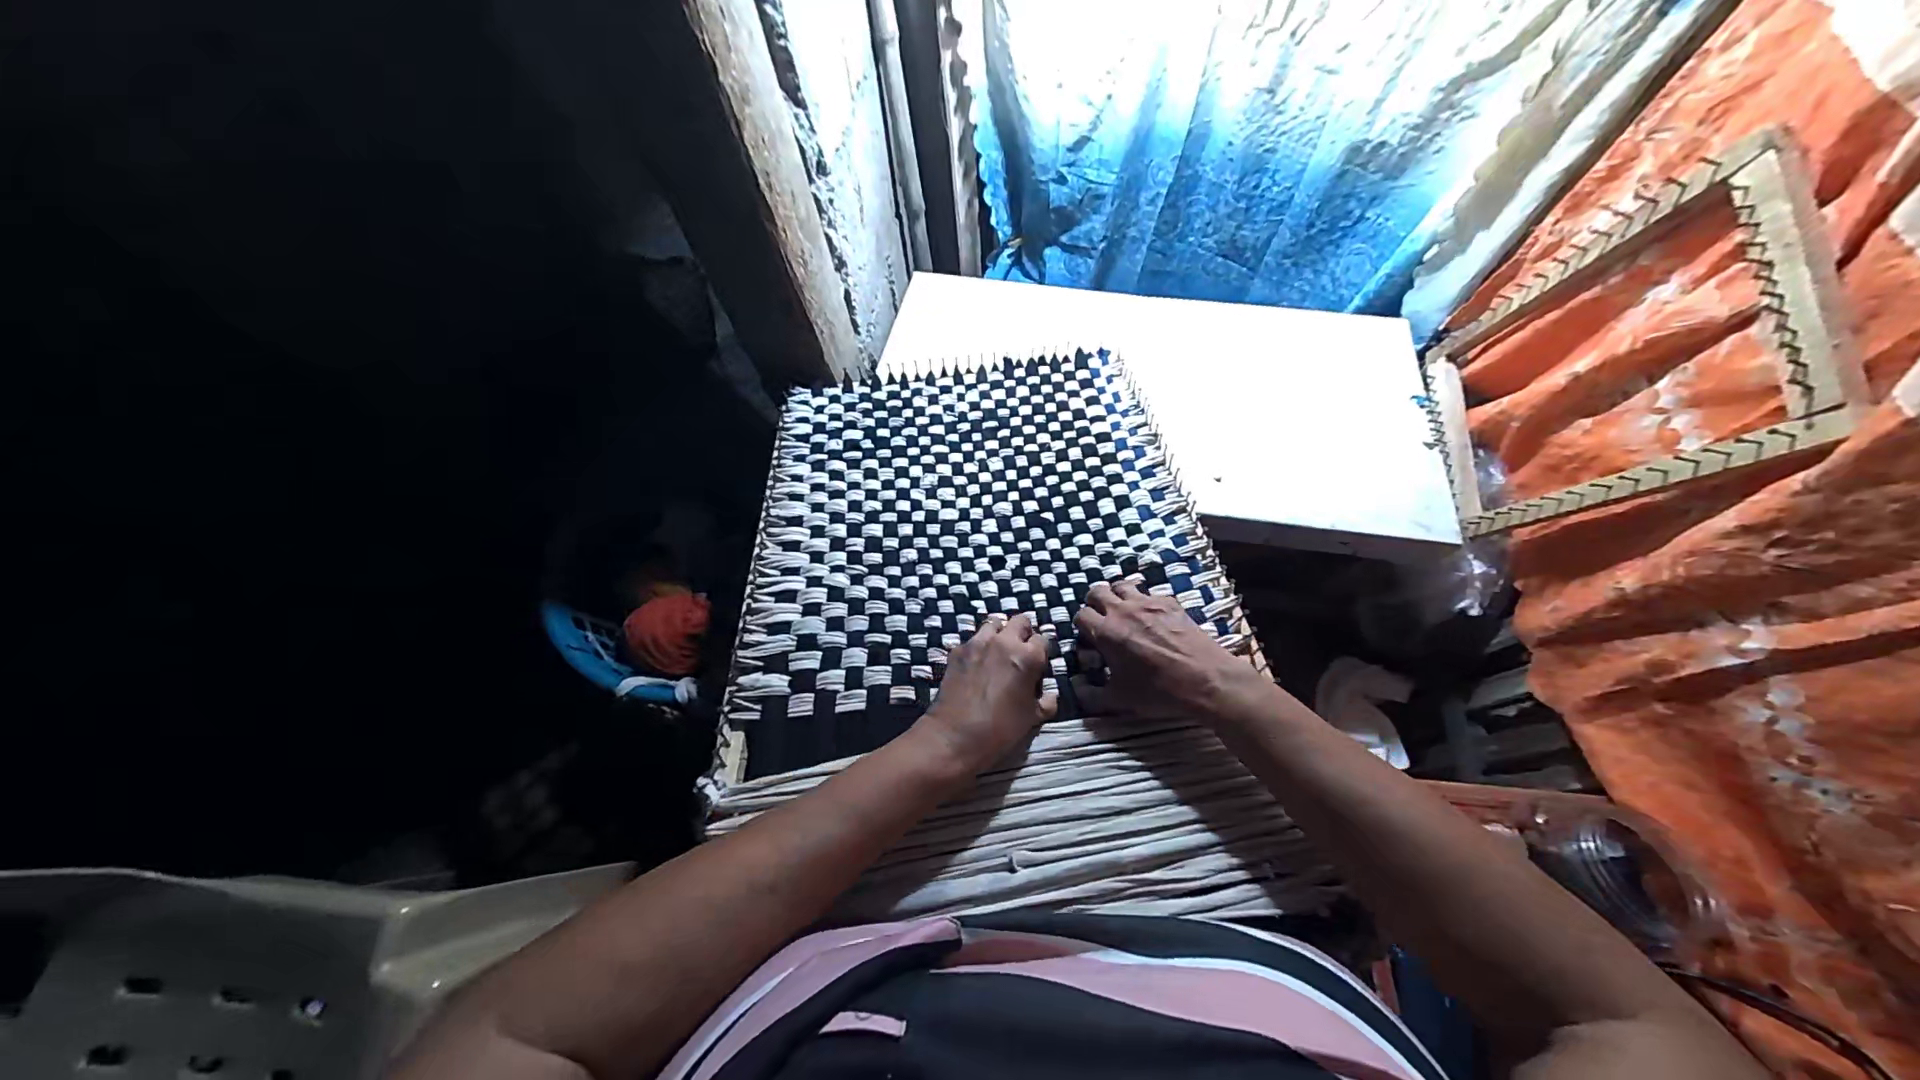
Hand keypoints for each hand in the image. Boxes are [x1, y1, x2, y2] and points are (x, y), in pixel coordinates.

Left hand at [913, 613, 1057, 772]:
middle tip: (1019, 653)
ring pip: (994, 623)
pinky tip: (976, 665)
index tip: (1037, 664)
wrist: (956, 735)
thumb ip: (1046, 701)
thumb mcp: (1033, 718)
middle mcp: (1004, 642)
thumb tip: (1049, 695)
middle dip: (1022, 633)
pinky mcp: (958, 650)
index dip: (1041, 652)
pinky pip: (972, 639)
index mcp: (1028, 657)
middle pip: (1020, 621)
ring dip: (999, 634)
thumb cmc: (1001, 729)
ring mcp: (978, 642)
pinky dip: (978, 647)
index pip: (1043, 639)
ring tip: (997, 653)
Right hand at [1073, 579, 1271, 724]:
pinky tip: (1152, 618)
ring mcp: (1148, 603)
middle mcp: (1123, 611)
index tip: (1090, 638)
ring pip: (1123, 585)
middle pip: (1097, 591)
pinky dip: (1145, 601)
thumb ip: (1092, 695)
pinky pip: (1150, 593)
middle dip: (1095, 603)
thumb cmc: (1160, 691)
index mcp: (1106, 632)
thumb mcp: (1120, 700)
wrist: (1207, 680)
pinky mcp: (1170, 603)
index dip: (1082, 626)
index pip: (1081, 615)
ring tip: (1124, 612)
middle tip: (1102, 619)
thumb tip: (1078, 690)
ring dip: (1118, 596)